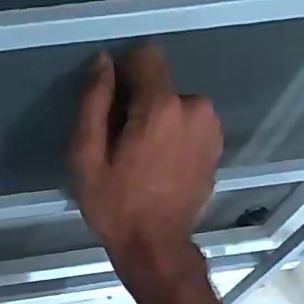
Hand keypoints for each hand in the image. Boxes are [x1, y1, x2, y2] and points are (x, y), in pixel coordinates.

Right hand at [69, 44, 221, 283]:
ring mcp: (211, 128)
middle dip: (138, 104)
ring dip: (156, 121)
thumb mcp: (86, 157)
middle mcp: (195, 108)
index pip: (145, 56)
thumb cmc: (115, 206)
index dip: (122, 74)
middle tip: (120, 146)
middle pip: (159, 84)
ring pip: (174, 105)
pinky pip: (188, 125)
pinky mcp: (216, 147)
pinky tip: (159, 168)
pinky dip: (173, 137)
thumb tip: (103, 62)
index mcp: (162, 106)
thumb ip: (93, 103)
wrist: (156, 247)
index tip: (110, 107)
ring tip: (140, 160)